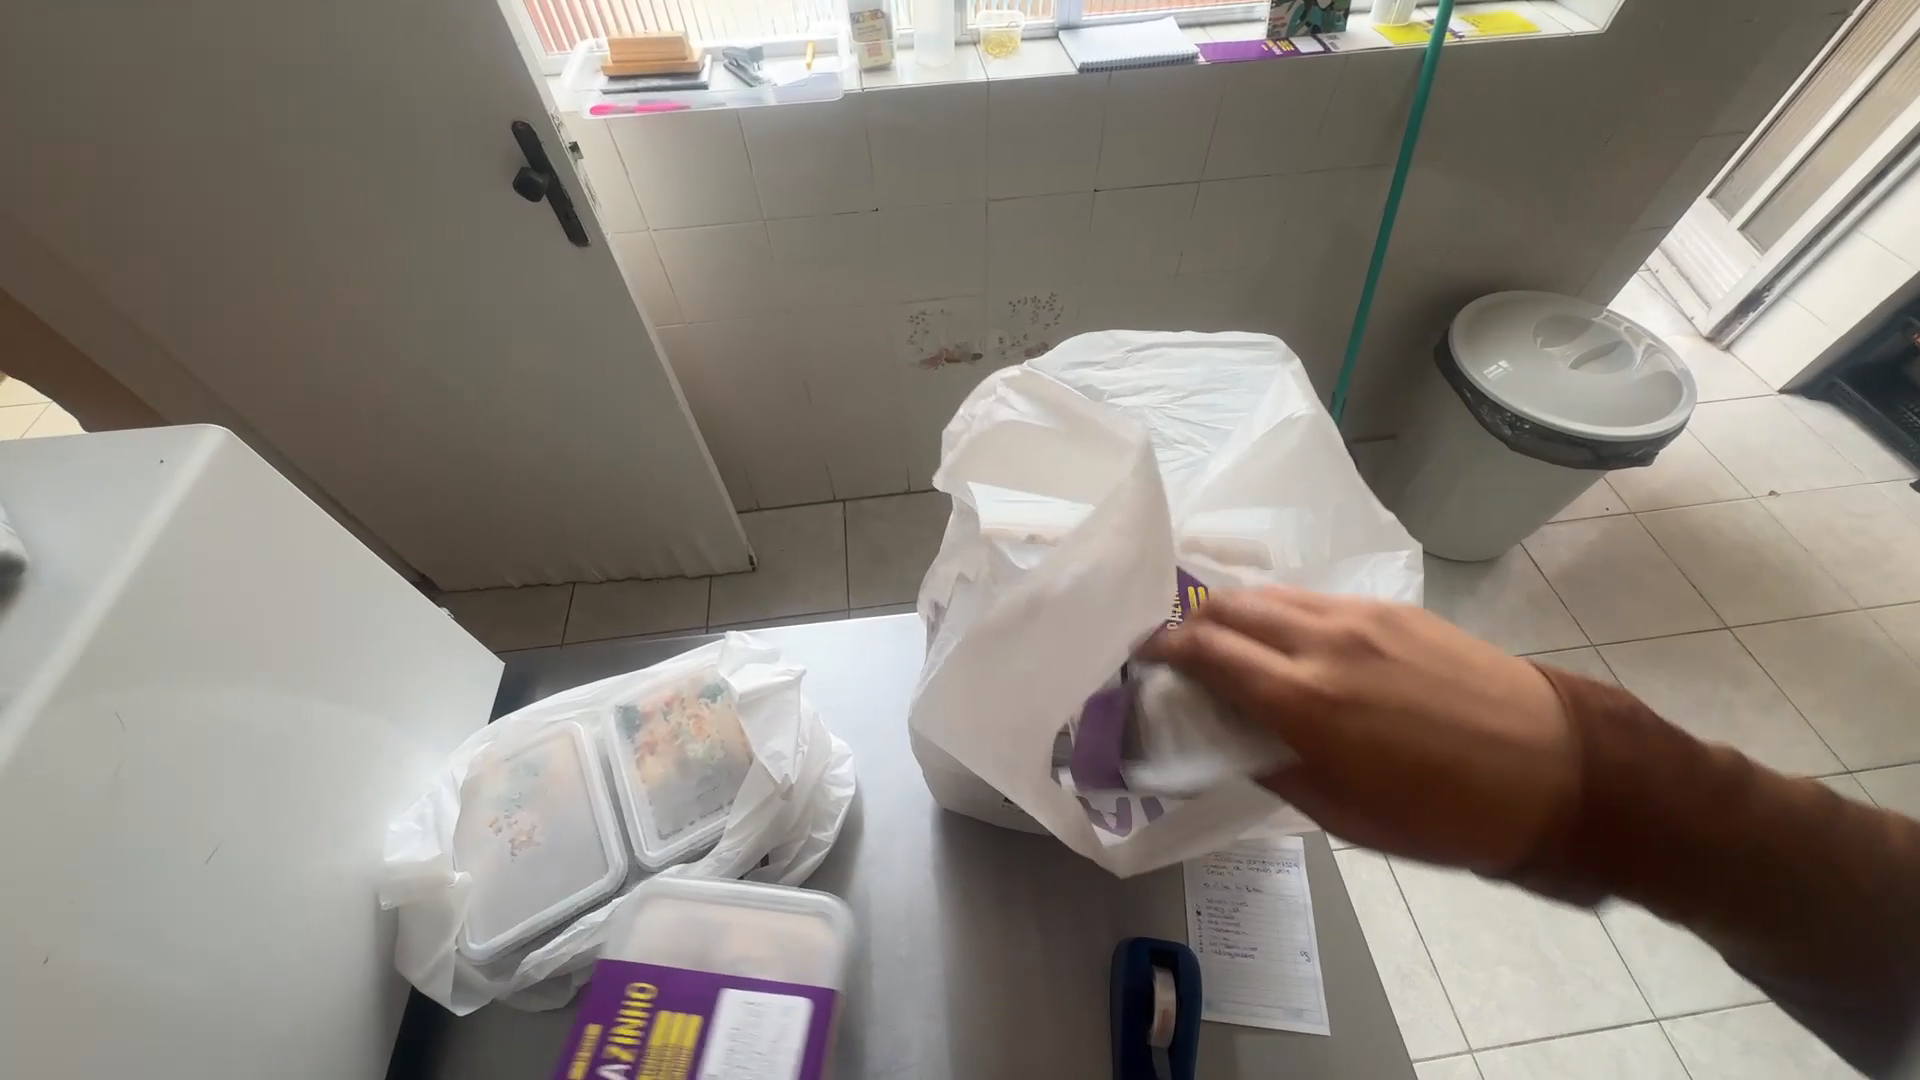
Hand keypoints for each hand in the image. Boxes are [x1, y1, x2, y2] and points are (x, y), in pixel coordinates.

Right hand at [1140, 586, 1577, 873]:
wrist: (1565, 774)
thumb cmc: (1447, 815)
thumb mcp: (1344, 814)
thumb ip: (1272, 765)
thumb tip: (1231, 736)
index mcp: (1304, 700)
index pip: (1205, 650)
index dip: (1163, 648)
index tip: (1144, 657)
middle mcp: (1322, 642)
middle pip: (1227, 607)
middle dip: (1190, 624)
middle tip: (1181, 652)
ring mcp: (1360, 616)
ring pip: (1268, 594)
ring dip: (1233, 613)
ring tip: (1229, 643)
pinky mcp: (1392, 609)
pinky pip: (1312, 600)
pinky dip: (1280, 613)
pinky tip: (1290, 642)